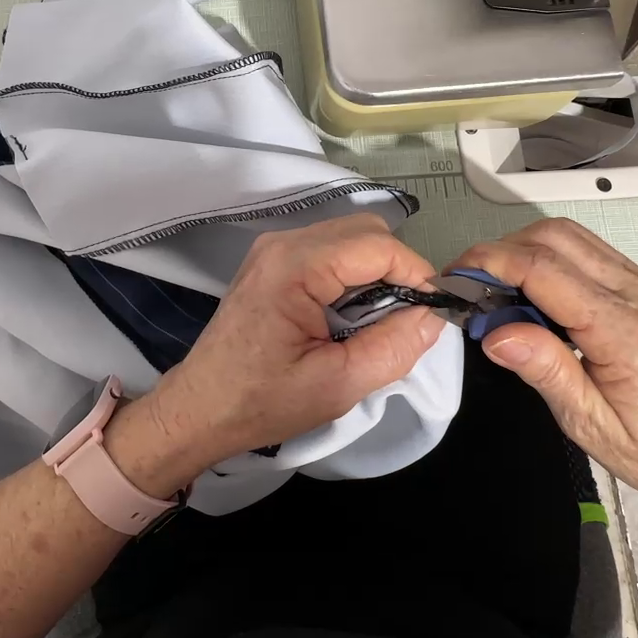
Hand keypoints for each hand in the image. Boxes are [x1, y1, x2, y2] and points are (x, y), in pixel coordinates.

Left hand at [138, 214, 444, 473]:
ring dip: (374, 271)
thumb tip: (434, 316)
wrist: (202, 406)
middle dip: (397, 268)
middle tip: (407, 319)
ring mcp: (273, 248)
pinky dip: (351, 273)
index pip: (377, 245)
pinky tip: (350, 314)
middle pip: (364, 231)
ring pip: (348, 237)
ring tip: (379, 321)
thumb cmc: (264, 400)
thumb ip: (393, 347)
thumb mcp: (338, 384)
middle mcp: (282, 243)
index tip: (434, 312)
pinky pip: (327, 250)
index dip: (416, 273)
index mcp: (295, 266)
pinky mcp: (271, 261)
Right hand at [453, 219, 637, 529]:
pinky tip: (532, 294)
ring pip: (570, 236)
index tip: (454, 276)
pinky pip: (587, 252)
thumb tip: (493, 333)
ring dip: (522, 250)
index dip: (490, 262)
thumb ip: (544, 371)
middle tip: (470, 285)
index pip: (545, 270)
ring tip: (496, 289)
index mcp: (627, 333)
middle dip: (501, 250)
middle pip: (555, 238)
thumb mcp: (591, 425)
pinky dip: (547, 257)